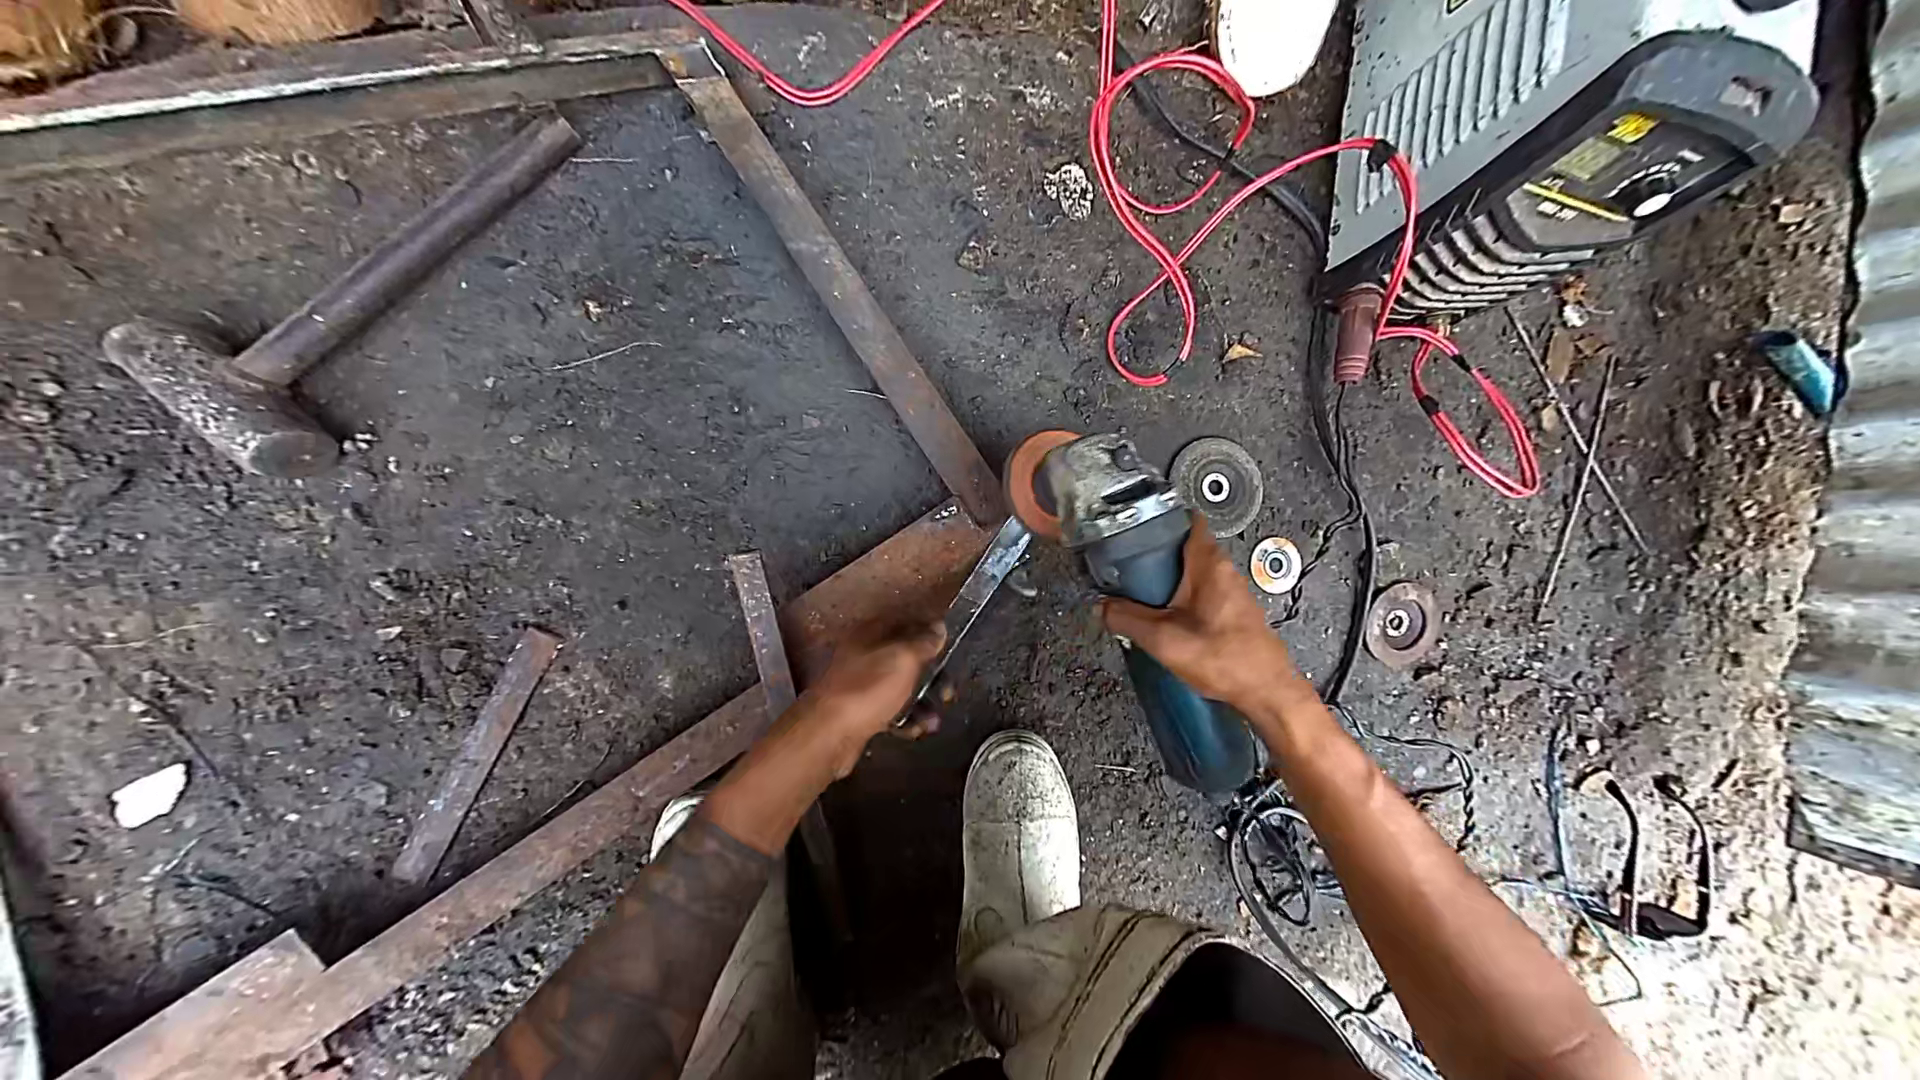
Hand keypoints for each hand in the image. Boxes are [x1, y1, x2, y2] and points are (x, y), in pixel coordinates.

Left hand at [789, 621, 947, 777]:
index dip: (930, 632)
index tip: (950, 646)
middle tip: (947, 693)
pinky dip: (906, 719)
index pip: (906, 621)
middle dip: (932, 677)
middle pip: (907, 659)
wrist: (829, 735)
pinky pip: (892, 711)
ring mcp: (862, 685)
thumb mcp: (903, 659)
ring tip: (932, 721)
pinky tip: (914, 730)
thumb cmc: (868, 689)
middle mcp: (865, 655)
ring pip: (902, 688)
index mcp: (871, 633)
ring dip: (922, 704)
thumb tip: (939, 627)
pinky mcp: (861, 713)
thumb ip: (924, 642)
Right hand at [1100, 521, 1301, 708]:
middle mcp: (1223, 570)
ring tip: (1136, 594)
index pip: (1187, 521)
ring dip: (1164, 579)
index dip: (1159, 519)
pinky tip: (1161, 617)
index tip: (1133, 527)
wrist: (1265, 692)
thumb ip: (1126, 619)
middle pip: (1182, 547)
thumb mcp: (1162, 640)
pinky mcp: (1230, 609)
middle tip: (1123, 567)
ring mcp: (1229, 590)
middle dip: (1152, 555)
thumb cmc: (1225, 660)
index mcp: (1209, 564)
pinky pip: (1197, 591)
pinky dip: (1177, 597)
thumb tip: (1102, 608)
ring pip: (1189, 571)